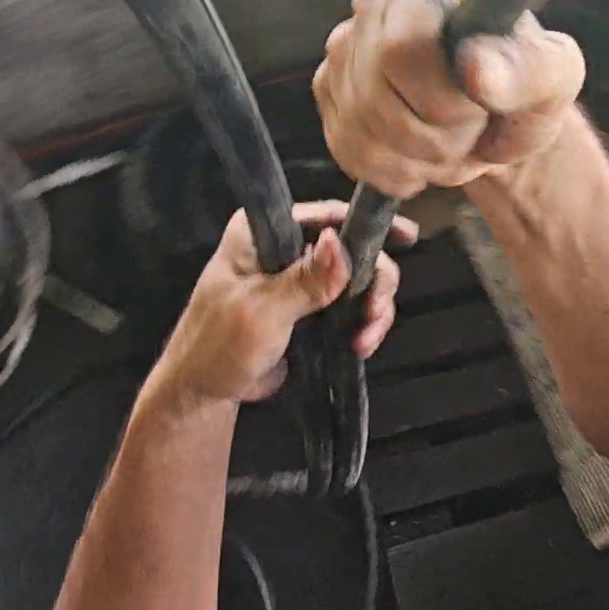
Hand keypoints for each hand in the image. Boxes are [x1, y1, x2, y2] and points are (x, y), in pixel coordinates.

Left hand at [149, 200, 417, 408]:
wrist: (202, 394)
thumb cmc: (218, 345)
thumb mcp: (262, 311)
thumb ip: (305, 280)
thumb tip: (339, 243)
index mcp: (264, 232)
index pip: (324, 216)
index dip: (364, 224)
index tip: (407, 236)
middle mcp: (285, 246)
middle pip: (351, 248)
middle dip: (373, 281)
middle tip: (376, 313)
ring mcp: (299, 276)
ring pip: (358, 278)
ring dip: (371, 307)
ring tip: (365, 340)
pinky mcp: (310, 306)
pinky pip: (351, 304)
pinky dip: (363, 322)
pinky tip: (361, 345)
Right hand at [313, 0, 587, 196]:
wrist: (495, 116)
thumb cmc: (524, 86)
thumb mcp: (552, 78)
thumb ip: (524, 71)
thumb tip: (476, 67)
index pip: (404, 44)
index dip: (440, 95)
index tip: (477, 104)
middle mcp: (377, 1)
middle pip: (376, 92)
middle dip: (433, 136)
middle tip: (470, 132)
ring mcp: (344, 45)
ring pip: (360, 127)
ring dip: (416, 158)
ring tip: (451, 144)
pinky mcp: (327, 89)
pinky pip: (347, 147)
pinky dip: (391, 169)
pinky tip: (421, 156)